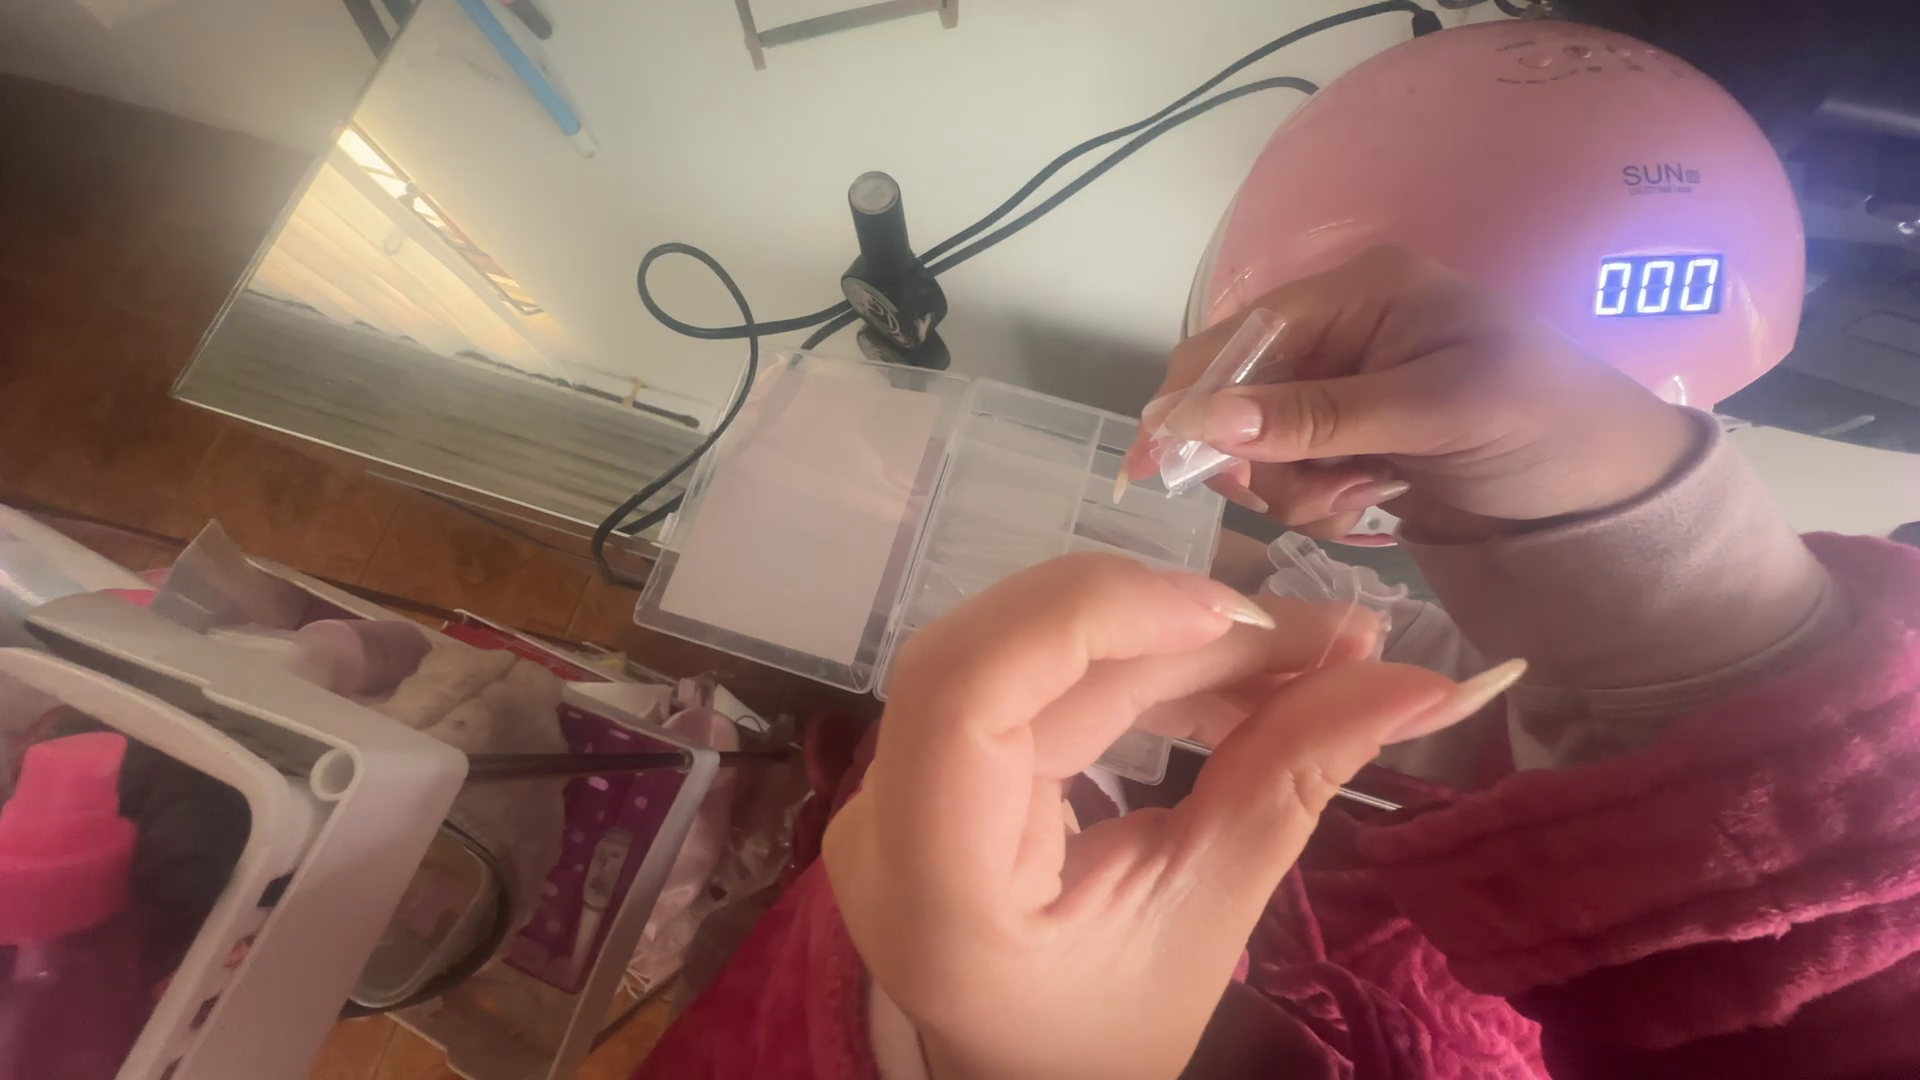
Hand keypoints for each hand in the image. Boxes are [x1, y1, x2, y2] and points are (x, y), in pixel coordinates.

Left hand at [822, 554, 1525, 1079]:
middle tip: (1328, 633)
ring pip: (1035, 651)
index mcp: (930, 886)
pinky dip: (1142, 667)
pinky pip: (1042, 678)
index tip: (1231, 612)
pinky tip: (1230, 680)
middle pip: (1016, 654)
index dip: (1088, 616)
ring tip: (1303, 655)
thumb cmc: (1103, 1037)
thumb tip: (1419, 683)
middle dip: (1173, 626)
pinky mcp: (938, 751)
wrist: (1020, 1069)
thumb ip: (1287, 787)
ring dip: (1170, 641)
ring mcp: (900, 774)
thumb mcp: (1200, 927)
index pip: (965, 688)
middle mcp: (885, 811)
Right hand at [1125, 246, 1701, 542]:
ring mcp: (1330, 388)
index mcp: (1358, 292)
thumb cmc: (1542, 426)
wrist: (1600, 493)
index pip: (1240, 337)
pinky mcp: (1333, 435)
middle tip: (1291, 491)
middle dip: (1256, 455)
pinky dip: (1310, 500)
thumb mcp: (1436, 412)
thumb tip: (1204, 422)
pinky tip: (1365, 499)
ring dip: (1290, 486)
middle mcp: (1332, 331)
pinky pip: (1280, 474)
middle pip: (1232, 396)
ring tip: (1359, 494)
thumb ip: (1318, 415)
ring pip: (1251, 445)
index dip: (1190, 397)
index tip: (1154, 461)